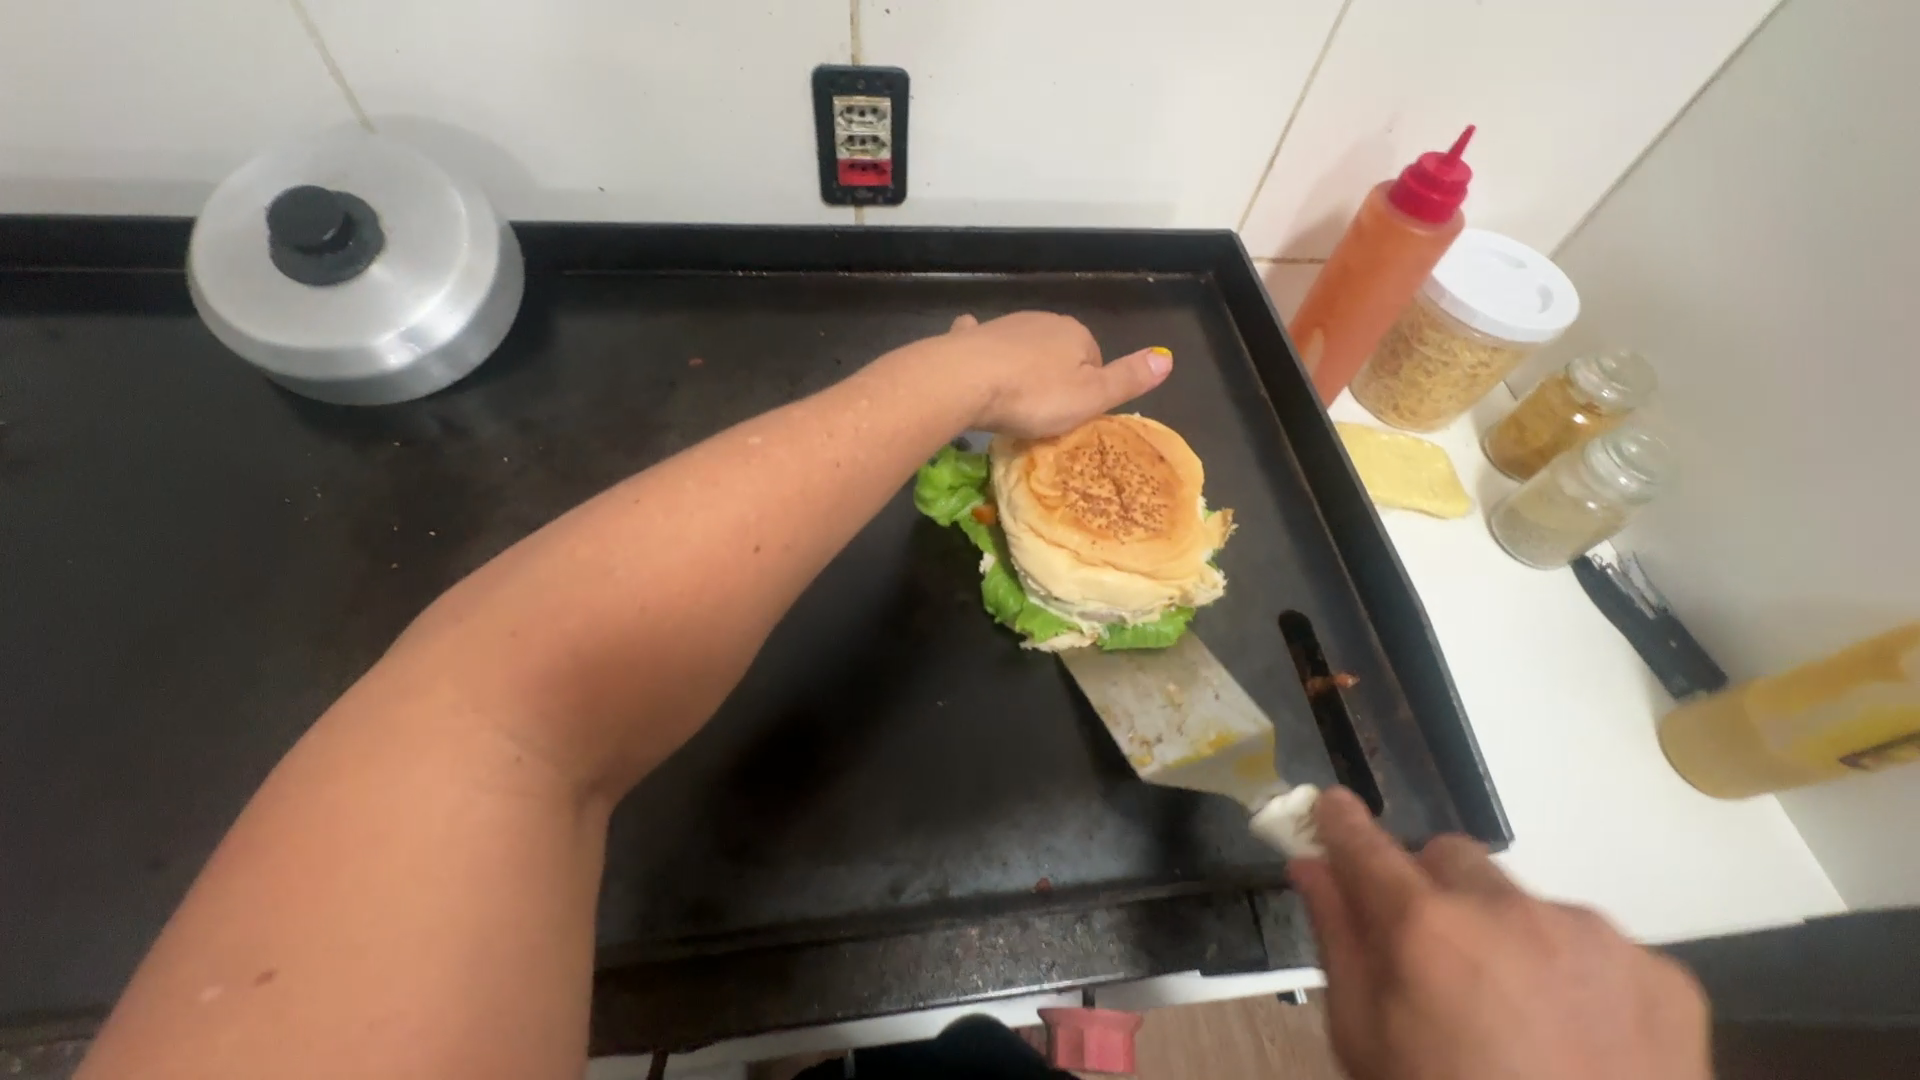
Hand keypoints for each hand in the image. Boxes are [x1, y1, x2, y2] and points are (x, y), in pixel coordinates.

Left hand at [934, 312, 1171, 437]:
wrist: (966, 381)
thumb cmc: (1034, 396)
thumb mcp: (1091, 397)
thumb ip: (1128, 379)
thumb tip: (1168, 358)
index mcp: (1076, 334)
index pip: (1094, 360)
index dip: (1087, 390)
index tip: (1073, 417)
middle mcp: (1043, 321)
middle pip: (1058, 353)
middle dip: (1054, 379)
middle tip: (1043, 416)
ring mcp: (1004, 326)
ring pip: (1022, 350)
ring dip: (1022, 371)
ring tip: (1013, 405)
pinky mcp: (971, 338)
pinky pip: (982, 343)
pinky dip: (983, 353)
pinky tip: (977, 368)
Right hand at [1291, 788, 1710, 1079]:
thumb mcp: (1366, 1041)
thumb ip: (1338, 940)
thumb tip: (1312, 867)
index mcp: (1426, 928)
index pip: (1365, 844)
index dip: (1340, 823)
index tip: (1330, 811)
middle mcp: (1509, 909)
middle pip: (1448, 855)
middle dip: (1429, 886)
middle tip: (1432, 951)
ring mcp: (1593, 938)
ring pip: (1522, 899)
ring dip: (1504, 930)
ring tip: (1519, 1012)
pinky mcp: (1663, 975)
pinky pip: (1594, 945)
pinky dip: (1574, 972)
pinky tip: (1580, 1037)